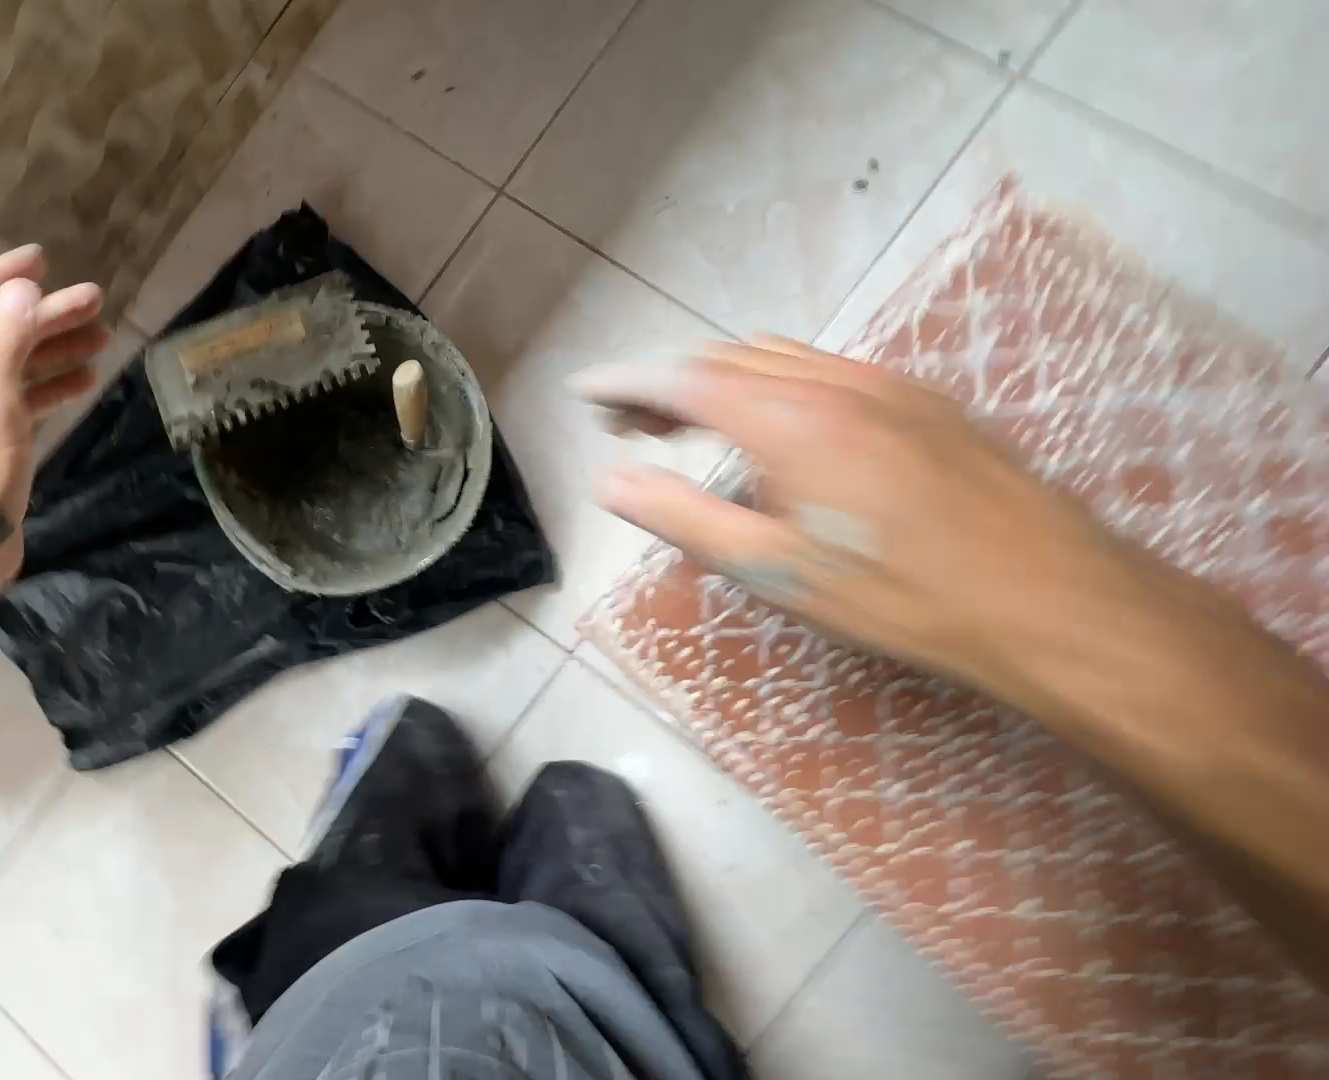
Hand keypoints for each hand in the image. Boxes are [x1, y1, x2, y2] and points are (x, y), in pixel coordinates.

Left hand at [0, 245, 107, 595]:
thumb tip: (21, 290)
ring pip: (14, 365)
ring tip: (102, 339)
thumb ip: (3, 342)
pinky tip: (85, 382)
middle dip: (46, 315)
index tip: (46, 258)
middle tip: (96, 303)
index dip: (6, 275)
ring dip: (55, 350)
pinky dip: (51, 387)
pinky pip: (20, 399)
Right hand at [571, 336, 1152, 705]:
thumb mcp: (771, 568)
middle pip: (724, 359)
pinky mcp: (921, 401)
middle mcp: (835, 382)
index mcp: (791, 420)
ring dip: (715, 379)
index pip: (682, 379)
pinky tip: (767, 427)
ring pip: (774, 358)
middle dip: (663, 383)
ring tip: (684, 423)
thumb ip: (680, 516)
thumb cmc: (898, 595)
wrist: (1056, 603)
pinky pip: (820, 368)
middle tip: (626, 425)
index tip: (583, 390)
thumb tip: (608, 482)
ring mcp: (886, 385)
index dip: (624, 382)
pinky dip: (767, 383)